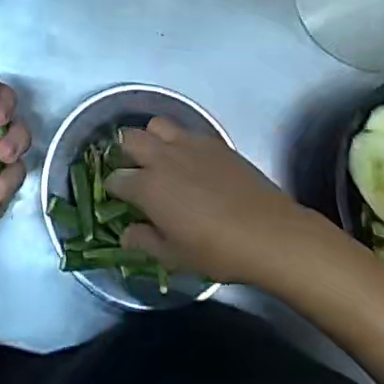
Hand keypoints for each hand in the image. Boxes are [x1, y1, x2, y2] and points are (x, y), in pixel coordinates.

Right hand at [105, 115, 338, 284]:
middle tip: (134, 172)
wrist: (271, 234)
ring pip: (156, 125)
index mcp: (147, 187)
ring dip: (151, 138)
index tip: (118, 199)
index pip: (115, 179)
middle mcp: (162, 158)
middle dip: (125, 153)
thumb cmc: (218, 251)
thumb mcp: (174, 257)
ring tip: (160, 158)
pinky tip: (192, 162)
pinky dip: (180, 142)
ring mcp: (189, 145)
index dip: (113, 189)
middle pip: (129, 139)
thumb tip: (126, 235)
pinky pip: (186, 132)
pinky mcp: (214, 143)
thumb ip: (144, 242)